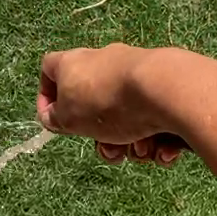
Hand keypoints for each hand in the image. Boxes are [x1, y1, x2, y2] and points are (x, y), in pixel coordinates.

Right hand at [37, 44, 188, 164]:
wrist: (164, 88)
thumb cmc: (108, 102)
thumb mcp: (69, 118)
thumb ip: (56, 119)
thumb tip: (54, 116)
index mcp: (74, 64)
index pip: (50, 70)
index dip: (48, 97)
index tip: (55, 121)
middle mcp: (106, 63)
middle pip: (96, 106)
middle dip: (104, 137)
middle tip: (112, 151)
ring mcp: (139, 75)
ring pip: (129, 118)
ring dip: (134, 144)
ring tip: (143, 149)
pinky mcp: (168, 88)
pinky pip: (159, 119)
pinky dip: (160, 139)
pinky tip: (165, 149)